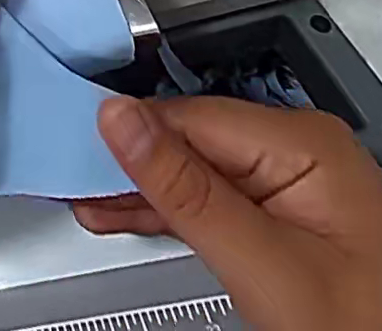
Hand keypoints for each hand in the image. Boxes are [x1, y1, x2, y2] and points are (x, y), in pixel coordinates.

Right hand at [75, 97, 381, 330]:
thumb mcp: (266, 266)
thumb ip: (185, 188)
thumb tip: (120, 116)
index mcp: (301, 142)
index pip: (186, 118)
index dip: (130, 136)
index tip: (82, 153)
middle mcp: (293, 149)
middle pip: (186, 140)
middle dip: (131, 166)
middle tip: (80, 181)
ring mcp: (286, 181)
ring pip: (191, 169)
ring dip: (141, 188)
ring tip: (93, 199)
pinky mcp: (276, 211)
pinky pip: (208, 196)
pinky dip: (169, 208)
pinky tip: (129, 210)